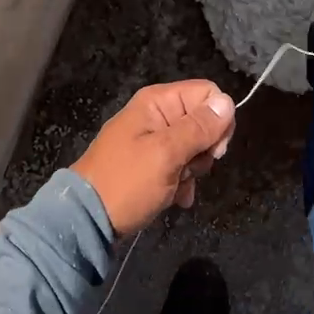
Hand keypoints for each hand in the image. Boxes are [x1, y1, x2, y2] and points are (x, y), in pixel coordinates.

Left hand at [70, 80, 235, 236]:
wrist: (86, 220)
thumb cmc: (126, 182)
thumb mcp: (166, 154)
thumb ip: (198, 128)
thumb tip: (228, 101)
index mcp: (158, 101)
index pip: (207, 93)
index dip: (218, 120)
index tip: (214, 150)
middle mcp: (157, 114)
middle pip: (203, 121)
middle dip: (203, 150)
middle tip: (187, 168)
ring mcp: (153, 139)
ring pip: (194, 147)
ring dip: (192, 171)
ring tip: (174, 186)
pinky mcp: (151, 163)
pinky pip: (180, 166)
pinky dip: (181, 183)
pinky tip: (174, 198)